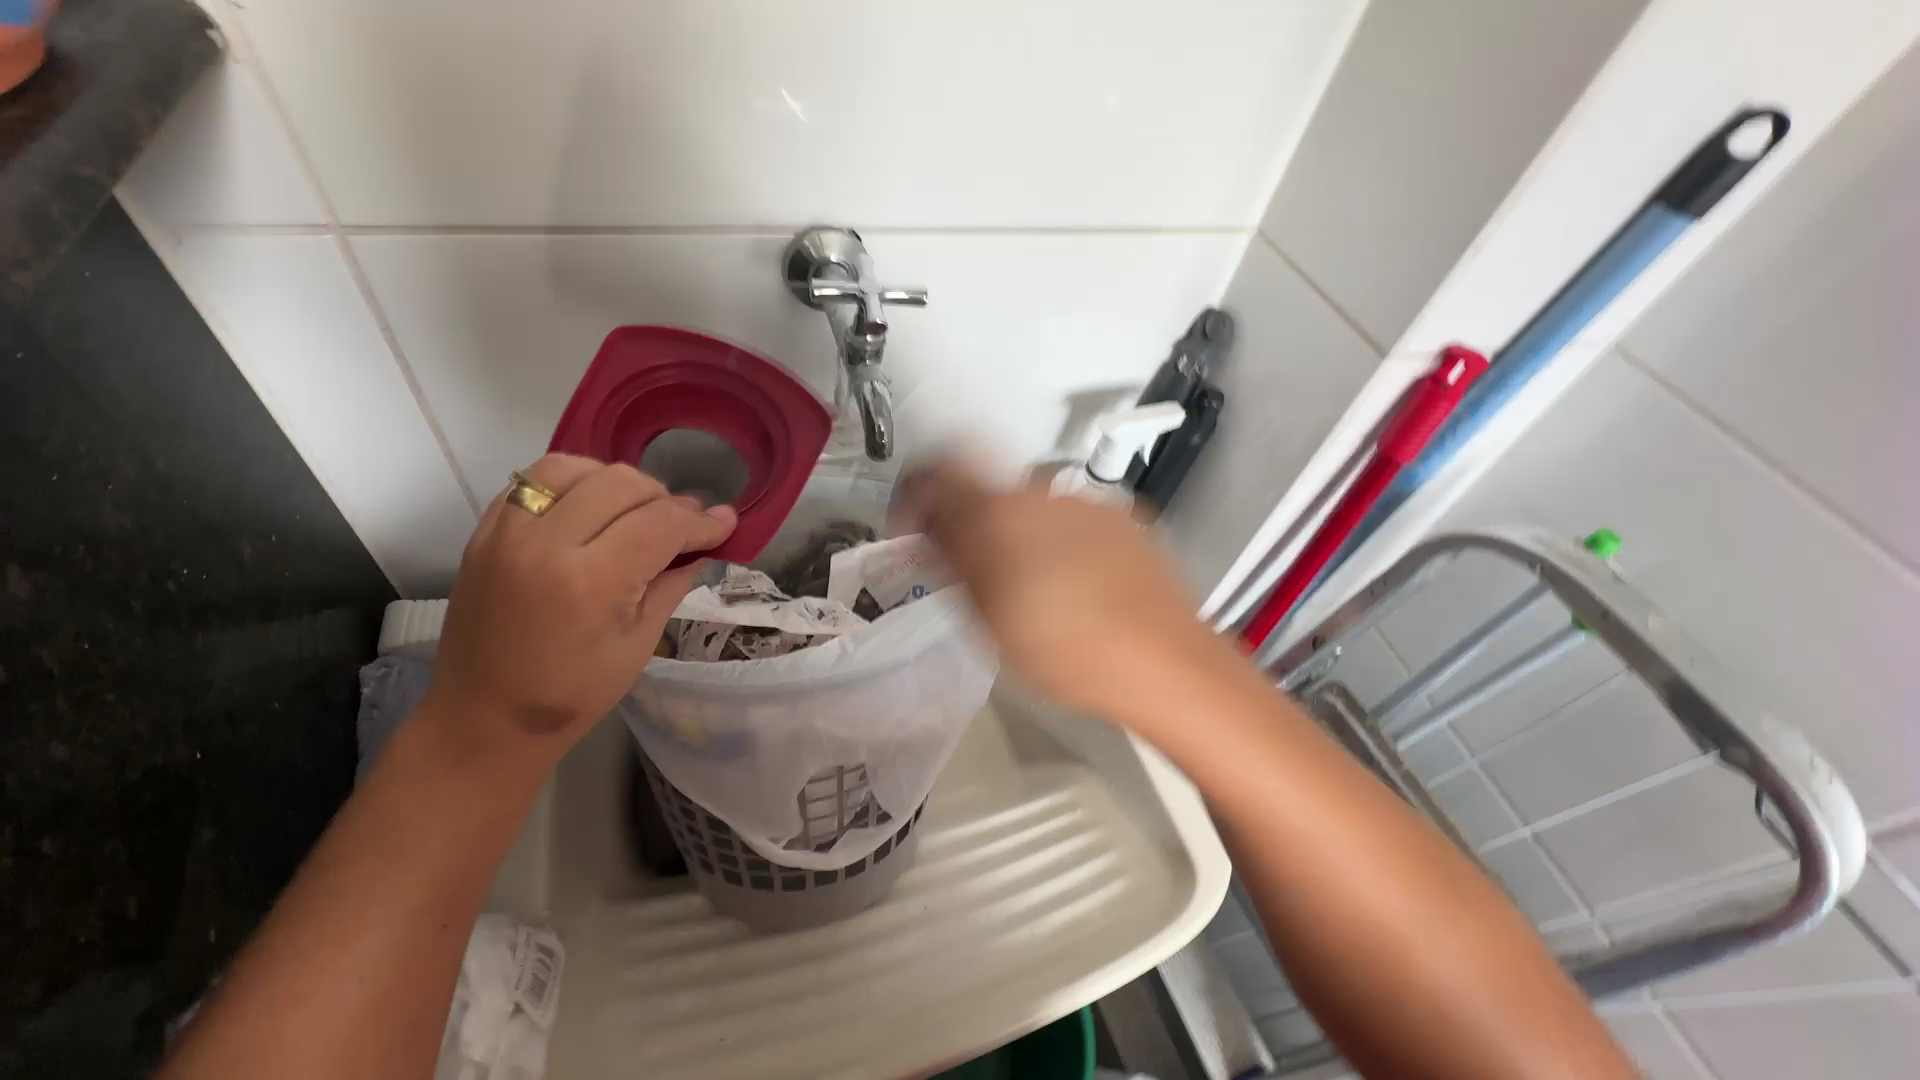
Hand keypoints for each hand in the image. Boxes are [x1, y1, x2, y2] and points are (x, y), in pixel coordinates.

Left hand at [421, 454, 735, 760]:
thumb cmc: (573, 694)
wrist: (484, 718)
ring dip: (614, 482)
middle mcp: (546, 544)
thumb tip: (706, 541)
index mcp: (591, 583)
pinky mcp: (484, 532)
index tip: (722, 525)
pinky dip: (570, 485)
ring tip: (630, 512)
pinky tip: (587, 510)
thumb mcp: (640, 644)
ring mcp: (507, 534)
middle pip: (622, 483)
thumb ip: (672, 582)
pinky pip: (532, 482)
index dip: (700, 521)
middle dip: (664, 499)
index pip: (661, 523)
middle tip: (678, 527)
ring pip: (574, 467)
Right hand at [899, 457, 1224, 718]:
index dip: (916, 493)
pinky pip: (1073, 520)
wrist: (1163, 660)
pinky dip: (1059, 542)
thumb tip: (924, 524)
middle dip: (972, 525)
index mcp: (1000, 511)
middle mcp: (1043, 491)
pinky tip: (1076, 588)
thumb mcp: (986, 618)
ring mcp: (1089, 502)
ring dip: (1017, 536)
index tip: (915, 528)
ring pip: (1032, 507)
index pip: (938, 469)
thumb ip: (950, 560)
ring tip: (1033, 593)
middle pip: (988, 492)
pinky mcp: (1125, 518)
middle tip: (974, 577)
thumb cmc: (1065, 651)